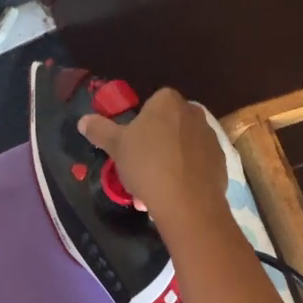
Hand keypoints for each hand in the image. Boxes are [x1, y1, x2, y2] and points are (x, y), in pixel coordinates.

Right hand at [77, 88, 228, 231]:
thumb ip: (100, 130)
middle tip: (141, 170)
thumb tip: (82, 120)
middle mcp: (193, 111)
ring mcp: (210, 135)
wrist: (186, 201)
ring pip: (182, 146)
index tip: (132, 150)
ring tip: (156, 187)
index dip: (139, 128)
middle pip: (167, 126)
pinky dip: (186, 174)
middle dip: (155, 145)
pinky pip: (197, 163)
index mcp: (167, 101)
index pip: (150, 106)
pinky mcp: (220, 159)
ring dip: (170, 160)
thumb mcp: (116, 147)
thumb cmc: (147, 166)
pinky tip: (175, 192)